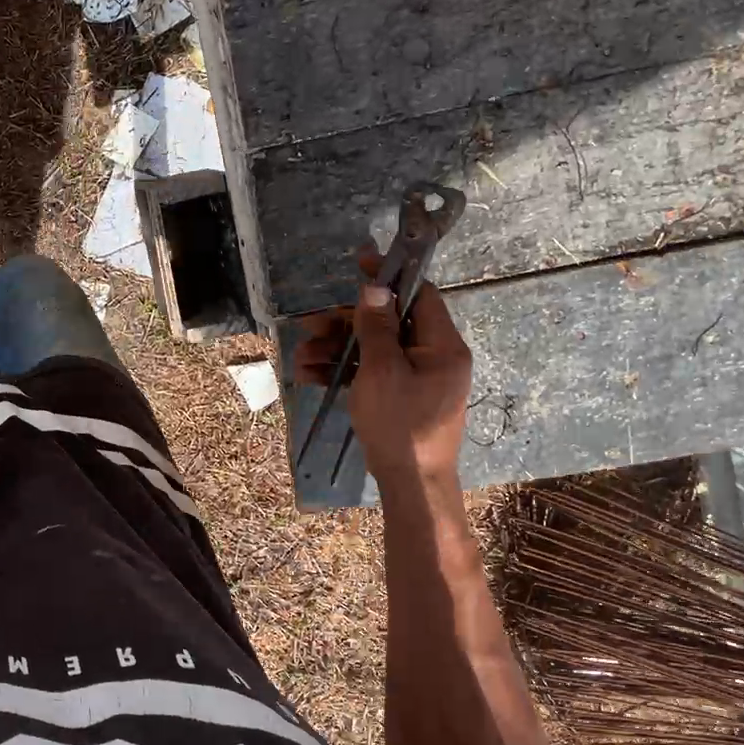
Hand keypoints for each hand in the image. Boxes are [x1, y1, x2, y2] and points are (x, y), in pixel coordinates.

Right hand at [295, 278, 471, 484]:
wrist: (410, 480)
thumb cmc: (400, 422)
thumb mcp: (382, 370)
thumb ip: (377, 328)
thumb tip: (375, 289)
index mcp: (442, 346)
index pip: (421, 296)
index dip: (390, 278)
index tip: (359, 264)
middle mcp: (433, 356)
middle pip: (387, 323)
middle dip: (345, 324)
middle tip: (310, 327)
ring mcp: (416, 377)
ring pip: (372, 347)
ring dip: (334, 349)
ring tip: (301, 358)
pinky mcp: (399, 395)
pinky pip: (369, 371)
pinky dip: (341, 370)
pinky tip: (311, 375)